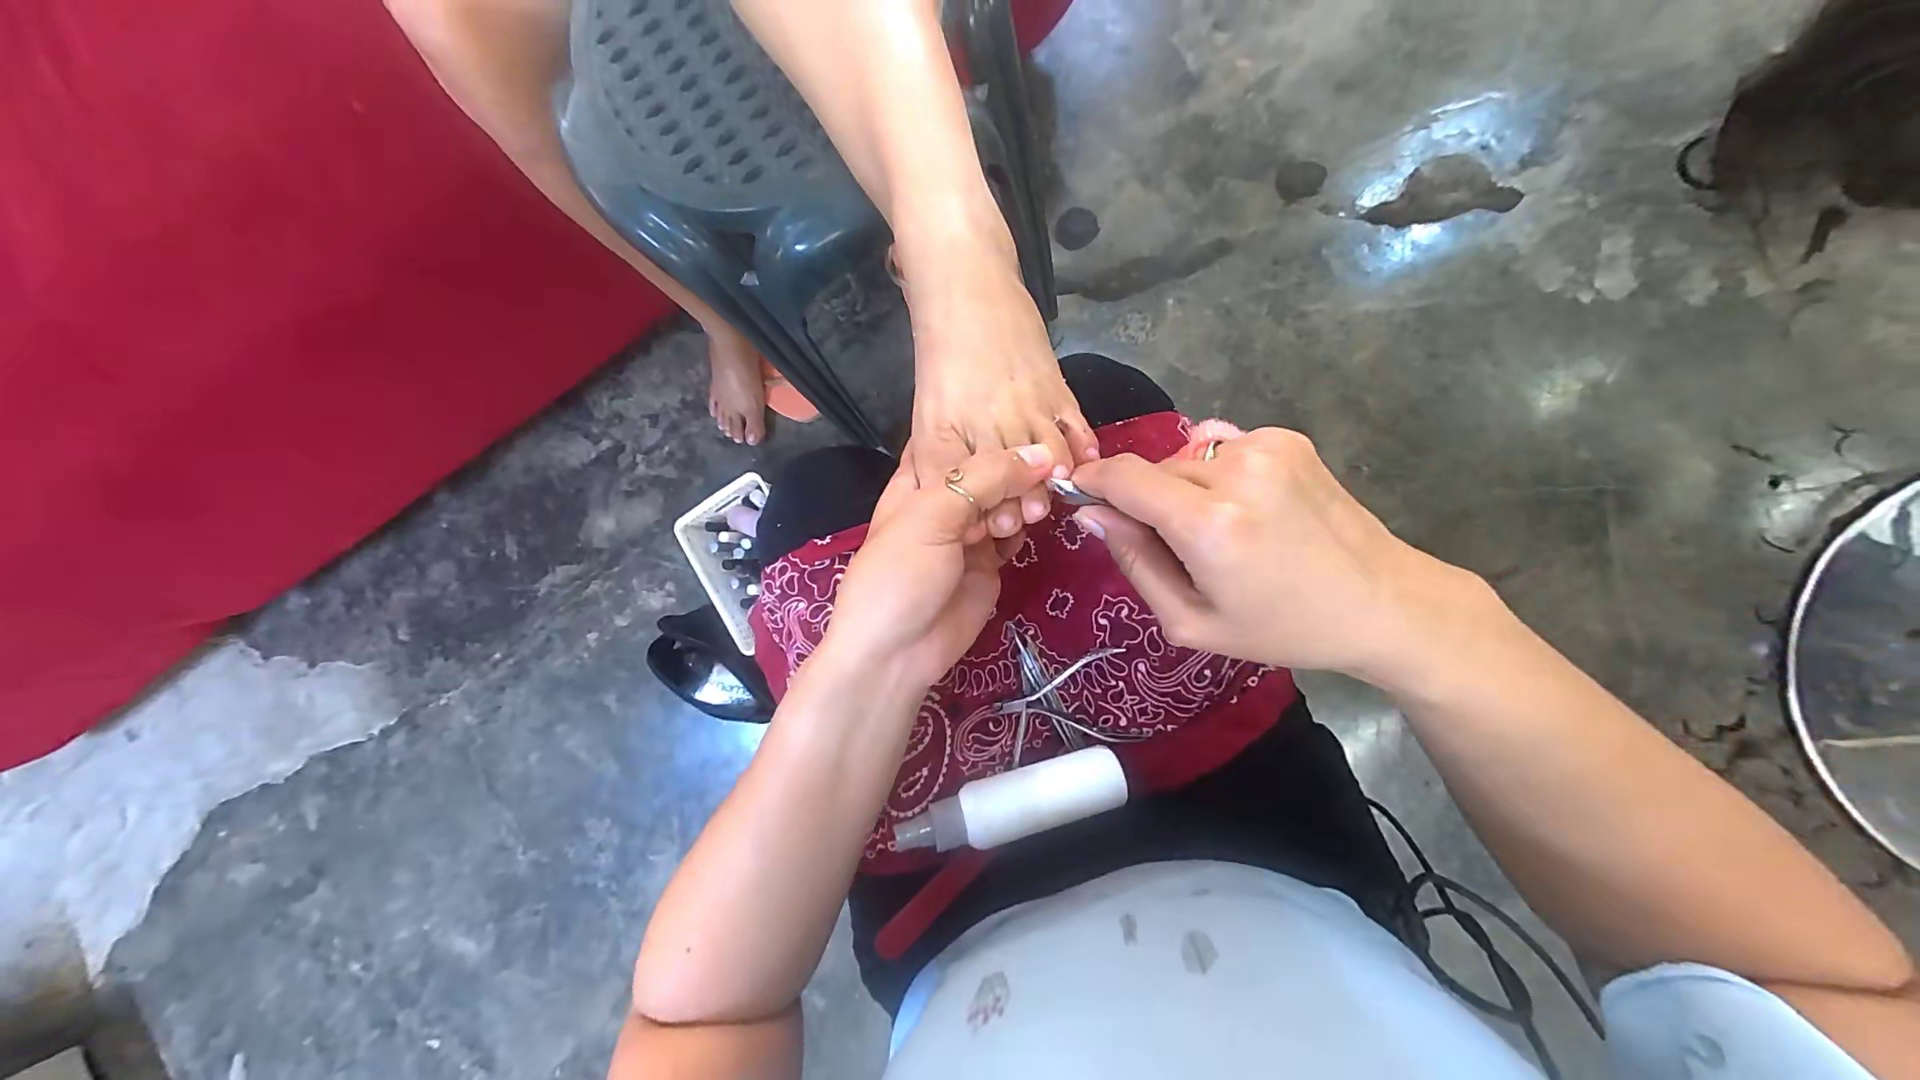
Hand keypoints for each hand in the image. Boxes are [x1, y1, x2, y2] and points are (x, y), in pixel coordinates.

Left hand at [821, 442, 1056, 689]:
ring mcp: (969, 532)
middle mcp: (946, 501)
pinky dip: (1028, 527)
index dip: (990, 429)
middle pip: (989, 469)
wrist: (897, 653)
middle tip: (1037, 481)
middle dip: (1014, 470)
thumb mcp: (932, 516)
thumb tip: (1041, 455)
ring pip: (1007, 499)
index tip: (1027, 422)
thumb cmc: (900, 575)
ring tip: (1034, 508)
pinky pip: (1016, 533)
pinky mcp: (990, 562)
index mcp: (919, 480)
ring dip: (1024, 499)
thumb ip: (984, 479)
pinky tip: (1038, 522)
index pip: (957, 438)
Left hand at [900, 252, 1098, 538]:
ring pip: (1046, 459)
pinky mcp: (1055, 387)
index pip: (958, 486)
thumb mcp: (926, 415)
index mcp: (943, 432)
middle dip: (1018, 505)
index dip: (974, 512)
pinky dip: (1083, 449)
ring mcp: (1025, 405)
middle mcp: (985, 423)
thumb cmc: (941, 359)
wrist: (967, 291)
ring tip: (1056, 497)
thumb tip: (960, 504)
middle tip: (1027, 517)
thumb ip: (939, 461)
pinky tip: (1084, 465)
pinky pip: (1075, 427)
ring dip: (1053, 484)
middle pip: (1007, 478)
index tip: (986, 529)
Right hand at [1069, 429, 1482, 684]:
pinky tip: (1245, 506)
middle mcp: (1237, 471)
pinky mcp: (1288, 438)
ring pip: (1184, 455)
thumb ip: (1134, 562)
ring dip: (1181, 486)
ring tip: (1216, 527)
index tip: (1078, 494)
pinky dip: (1214, 472)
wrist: (1383, 602)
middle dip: (1145, 499)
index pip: (1124, 478)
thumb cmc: (1281, 627)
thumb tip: (1091, 514)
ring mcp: (1267, 447)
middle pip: (1153, 468)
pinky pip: (1219, 446)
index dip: (1091, 481)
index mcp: (1211, 526)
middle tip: (1171, 544)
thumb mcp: (1191, 621)